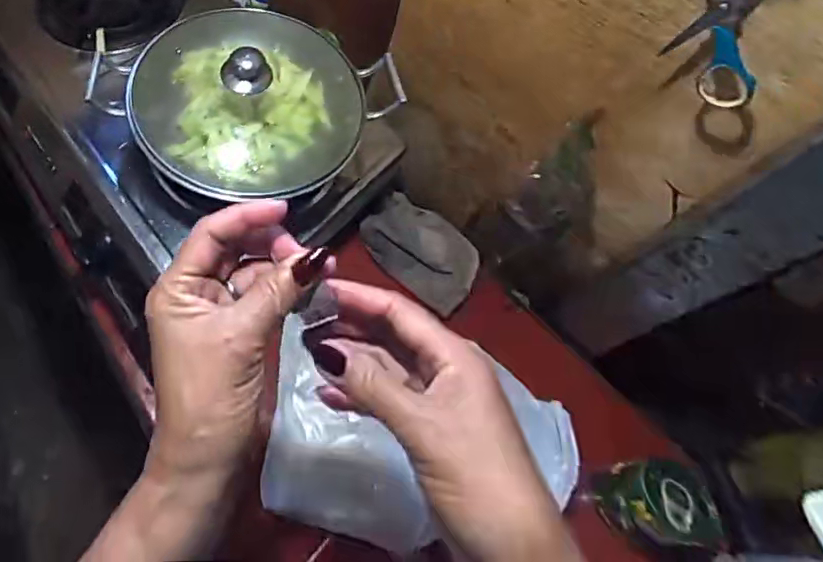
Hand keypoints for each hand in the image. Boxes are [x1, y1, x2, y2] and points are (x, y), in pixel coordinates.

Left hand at [146, 199, 328, 485]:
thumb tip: (313, 255)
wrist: (208, 462)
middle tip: (305, 249)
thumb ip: (275, 292)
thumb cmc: (210, 395)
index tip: (283, 207)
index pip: (210, 234)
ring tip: (316, 265)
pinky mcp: (237, 331)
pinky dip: (283, 290)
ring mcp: (216, 311)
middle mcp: (194, 291)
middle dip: (268, 243)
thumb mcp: (242, 337)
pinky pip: (261, 298)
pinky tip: (307, 285)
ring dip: (280, 266)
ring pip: (250, 273)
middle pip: (232, 250)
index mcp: (178, 285)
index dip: (245, 217)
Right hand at [306, 279, 580, 561]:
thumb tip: (324, 348)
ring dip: (348, 358)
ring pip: (384, 364)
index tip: (314, 288)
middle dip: (347, 324)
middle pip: (389, 332)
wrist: (520, 558)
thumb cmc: (478, 480)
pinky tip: (328, 393)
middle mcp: (445, 368)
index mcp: (453, 356)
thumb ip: (372, 384)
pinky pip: (385, 395)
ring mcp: (436, 399)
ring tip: (307, 351)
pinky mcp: (427, 427)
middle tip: (302, 318)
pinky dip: (357, 392)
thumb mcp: (423, 428)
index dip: (355, 295)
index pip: (397, 310)